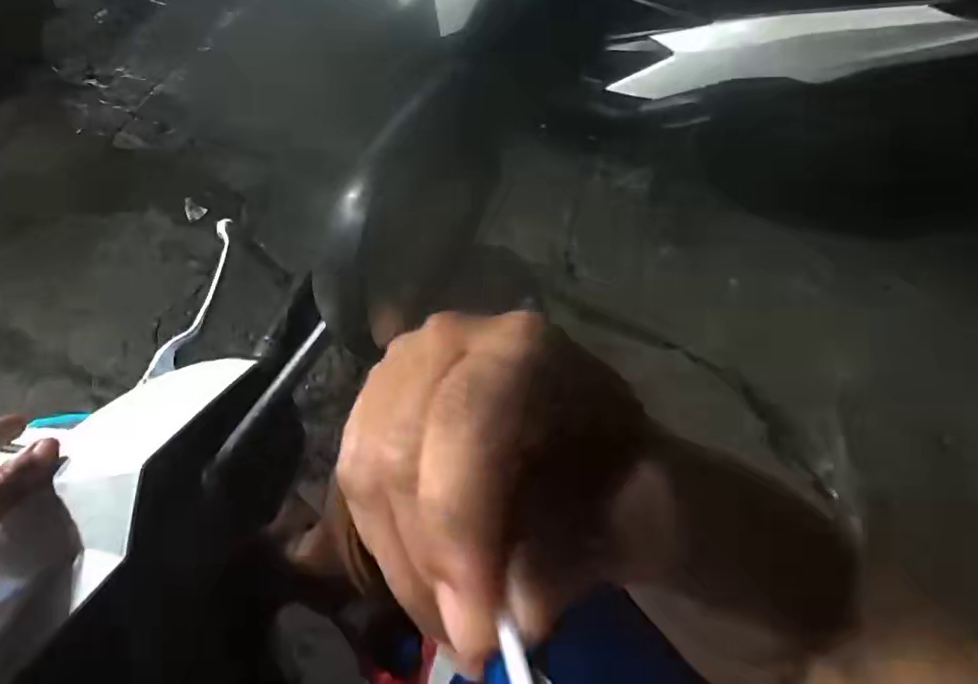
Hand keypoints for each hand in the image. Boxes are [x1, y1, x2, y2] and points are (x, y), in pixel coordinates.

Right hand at [332, 311, 649, 670]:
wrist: (588, 445)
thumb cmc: (614, 472)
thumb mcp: (625, 509)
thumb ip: (573, 553)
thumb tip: (511, 614)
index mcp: (522, 345)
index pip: (465, 420)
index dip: (460, 525)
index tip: (479, 631)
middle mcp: (448, 337)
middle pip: (401, 447)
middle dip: (427, 559)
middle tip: (466, 640)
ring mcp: (402, 364)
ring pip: (366, 467)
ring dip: (401, 561)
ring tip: (449, 617)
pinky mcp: (374, 399)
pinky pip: (352, 477)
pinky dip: (382, 540)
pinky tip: (423, 576)